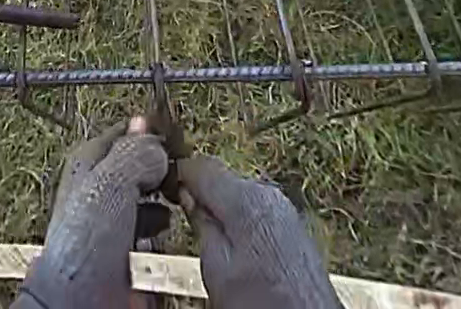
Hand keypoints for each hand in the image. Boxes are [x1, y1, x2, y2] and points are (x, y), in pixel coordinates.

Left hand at [12, 119, 169, 308]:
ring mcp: (112, 221)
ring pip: (146, 196)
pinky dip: (162, 226)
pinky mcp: (125, 251)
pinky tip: (169, 227)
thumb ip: (136, 155)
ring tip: (177, 195)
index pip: (124, 133)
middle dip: (159, 165)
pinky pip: (150, 230)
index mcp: (88, 161)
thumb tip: (157, 143)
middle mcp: (99, 187)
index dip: (148, 133)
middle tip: (180, 167)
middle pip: (137, 164)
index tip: (173, 136)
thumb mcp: (112, 181)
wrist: (80, 303)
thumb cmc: (83, 242)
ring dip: (163, 196)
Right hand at [177, 156, 342, 308]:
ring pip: (239, 194)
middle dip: (204, 195)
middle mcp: (267, 194)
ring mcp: (283, 210)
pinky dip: (242, 221)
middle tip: (188, 220)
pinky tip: (240, 253)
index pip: (202, 166)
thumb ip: (200, 225)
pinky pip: (257, 210)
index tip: (167, 186)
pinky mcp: (293, 227)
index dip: (180, 174)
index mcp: (246, 199)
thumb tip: (188, 196)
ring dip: (223, 209)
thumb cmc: (266, 307)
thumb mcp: (217, 271)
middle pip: (222, 178)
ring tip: (215, 244)